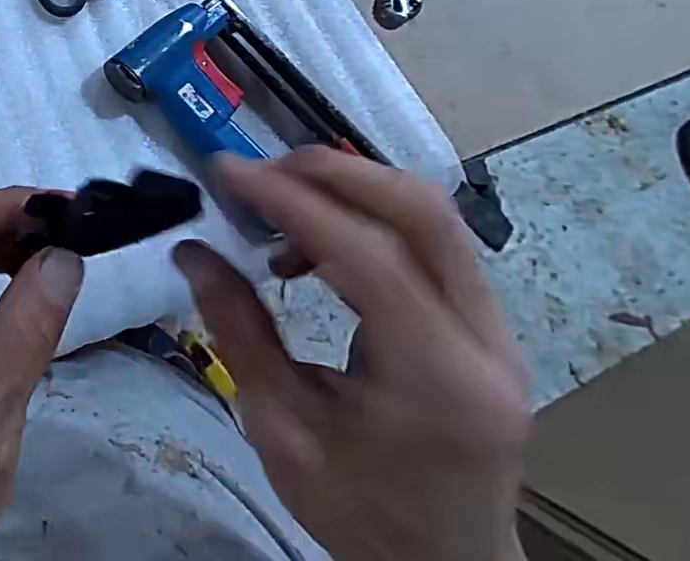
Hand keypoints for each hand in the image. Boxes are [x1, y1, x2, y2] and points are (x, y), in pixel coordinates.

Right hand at [174, 149, 530, 560]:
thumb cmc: (361, 515)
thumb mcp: (282, 433)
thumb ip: (239, 332)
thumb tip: (194, 251)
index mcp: (439, 382)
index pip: (370, 255)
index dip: (293, 201)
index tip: (229, 173)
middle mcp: (485, 340)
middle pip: (421, 211)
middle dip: (332, 173)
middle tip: (260, 175)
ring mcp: (494, 325)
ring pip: (429, 214)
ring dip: (348, 190)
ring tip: (278, 206)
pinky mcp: (482, 317)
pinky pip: (424, 238)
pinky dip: (363, 220)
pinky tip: (313, 247)